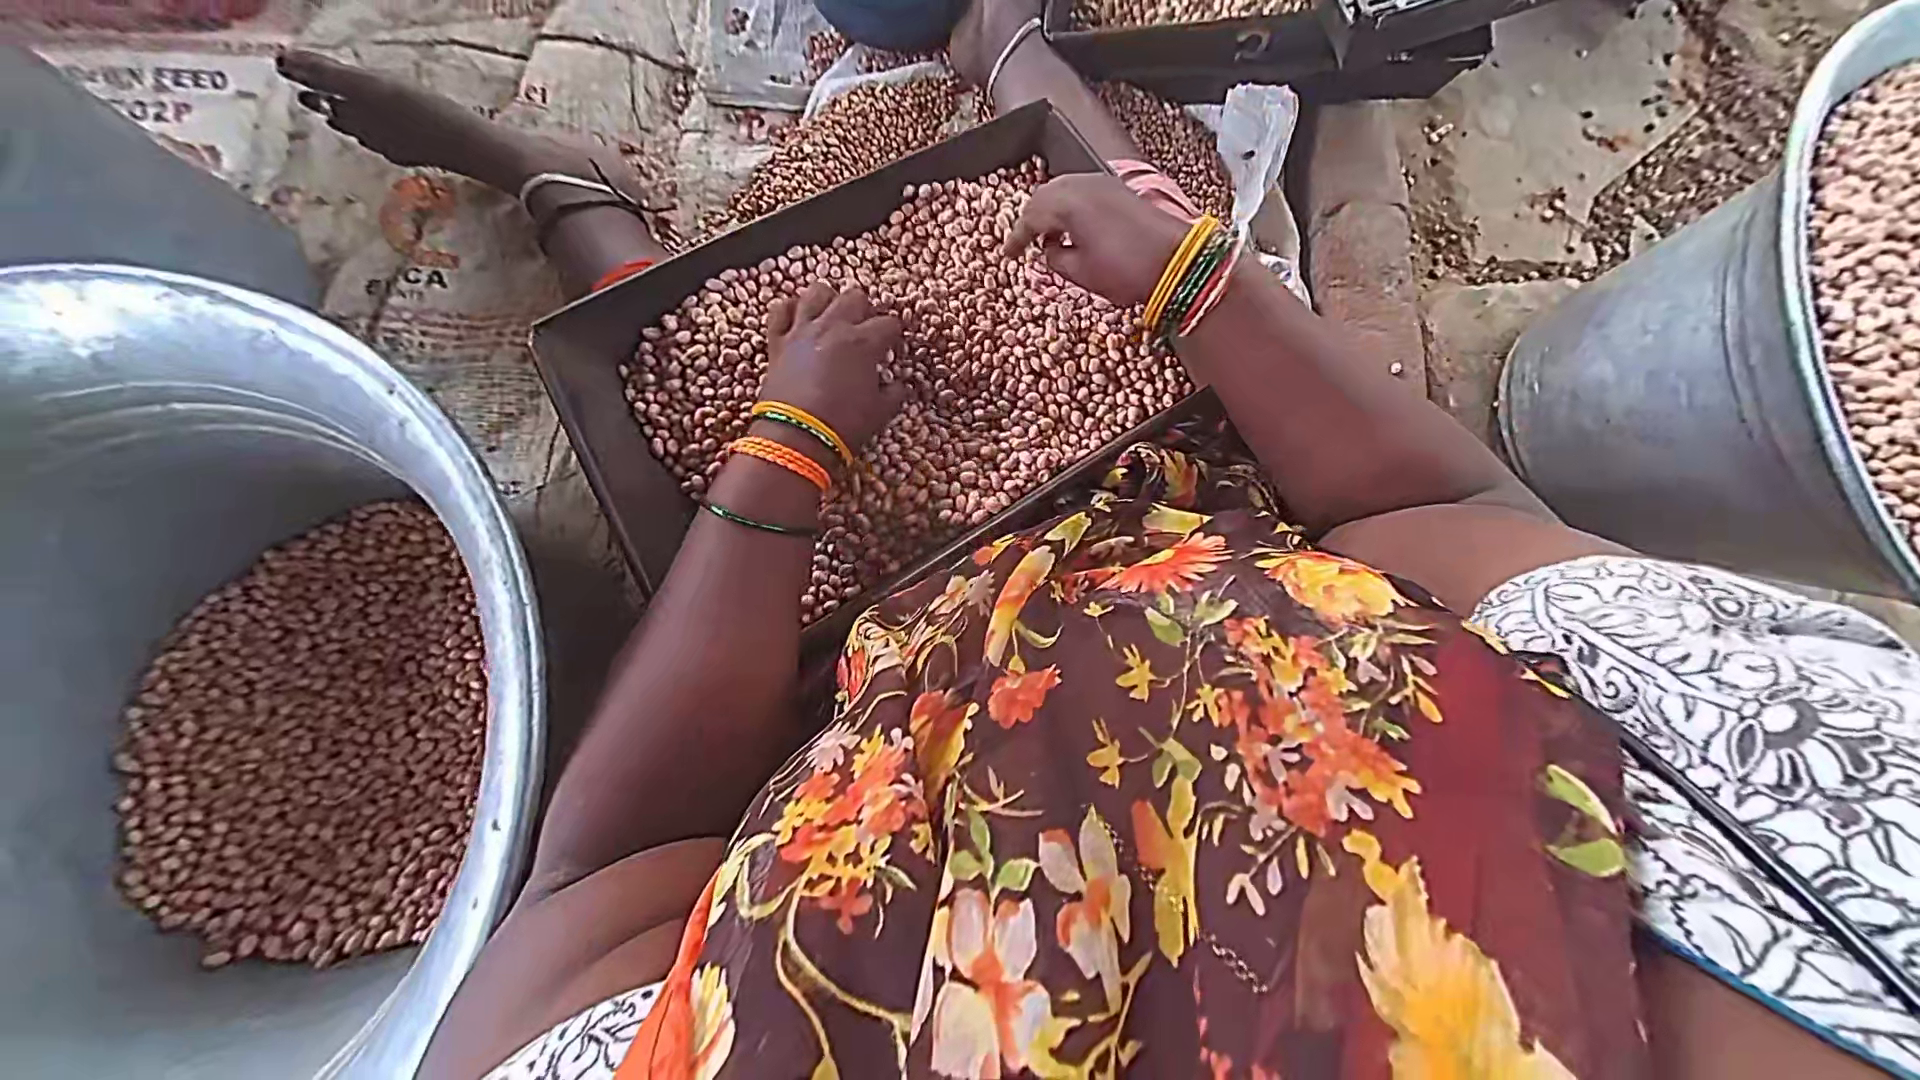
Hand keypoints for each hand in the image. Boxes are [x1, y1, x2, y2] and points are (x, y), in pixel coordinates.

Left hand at [759, 282, 907, 455]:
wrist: (797, 437)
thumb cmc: (844, 425)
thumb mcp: (880, 412)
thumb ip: (894, 393)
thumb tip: (898, 385)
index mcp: (863, 342)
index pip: (889, 324)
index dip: (894, 335)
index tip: (892, 348)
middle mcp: (833, 327)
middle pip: (855, 298)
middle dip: (865, 311)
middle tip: (866, 331)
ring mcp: (803, 331)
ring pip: (817, 293)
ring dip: (829, 301)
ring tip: (834, 317)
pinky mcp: (778, 342)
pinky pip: (781, 310)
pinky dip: (791, 310)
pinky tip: (800, 319)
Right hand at [1004, 174, 1189, 306]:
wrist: (1177, 260)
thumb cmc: (1125, 270)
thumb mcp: (1080, 273)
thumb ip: (1055, 259)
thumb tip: (1049, 250)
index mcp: (1067, 203)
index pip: (1030, 217)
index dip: (1016, 237)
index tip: (1007, 255)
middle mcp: (1082, 184)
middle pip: (1043, 195)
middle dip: (1030, 219)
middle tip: (1024, 242)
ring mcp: (1103, 182)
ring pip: (1062, 189)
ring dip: (1050, 210)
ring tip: (1046, 236)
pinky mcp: (1118, 189)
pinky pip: (1081, 191)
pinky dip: (1069, 206)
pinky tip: (1072, 228)